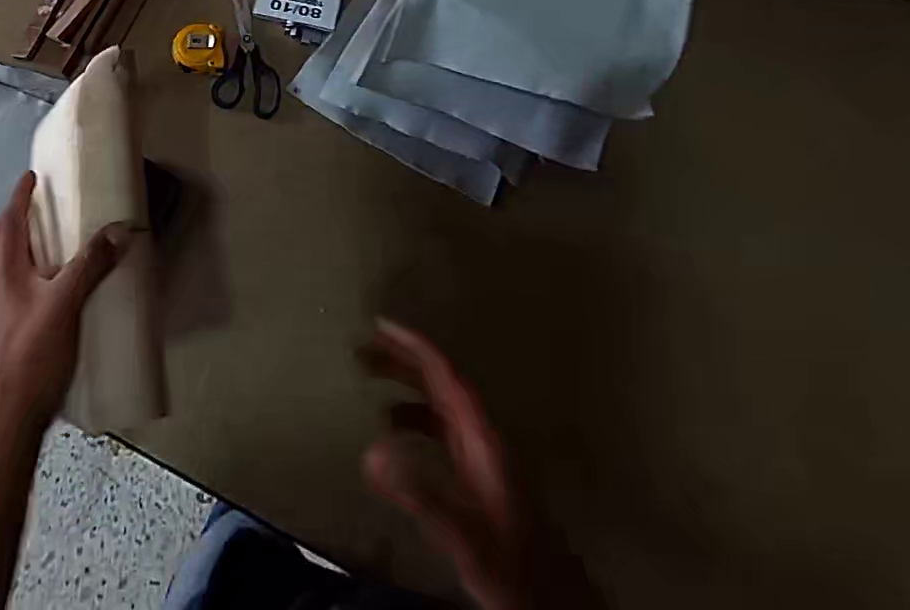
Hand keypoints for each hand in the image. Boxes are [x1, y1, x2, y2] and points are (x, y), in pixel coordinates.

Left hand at [0, 171, 129, 433]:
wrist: (12, 417)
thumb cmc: (32, 357)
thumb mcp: (64, 305)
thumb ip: (90, 266)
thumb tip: (118, 231)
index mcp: (7, 278)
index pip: (7, 228)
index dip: (18, 200)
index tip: (31, 177)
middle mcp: (4, 291)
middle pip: (4, 246)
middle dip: (19, 220)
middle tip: (43, 203)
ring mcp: (10, 314)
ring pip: (16, 269)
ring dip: (31, 246)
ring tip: (59, 238)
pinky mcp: (22, 333)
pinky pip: (31, 290)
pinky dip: (45, 274)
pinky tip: (67, 286)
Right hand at [359, 320, 534, 609]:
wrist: (548, 592)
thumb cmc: (509, 562)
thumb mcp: (461, 532)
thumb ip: (420, 493)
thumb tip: (372, 451)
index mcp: (481, 434)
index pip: (445, 374)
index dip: (415, 345)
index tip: (382, 325)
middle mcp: (481, 430)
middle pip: (440, 378)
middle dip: (402, 357)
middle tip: (361, 347)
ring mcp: (479, 446)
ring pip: (438, 398)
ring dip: (404, 382)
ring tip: (367, 375)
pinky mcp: (475, 464)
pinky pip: (439, 424)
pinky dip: (412, 415)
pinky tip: (389, 427)